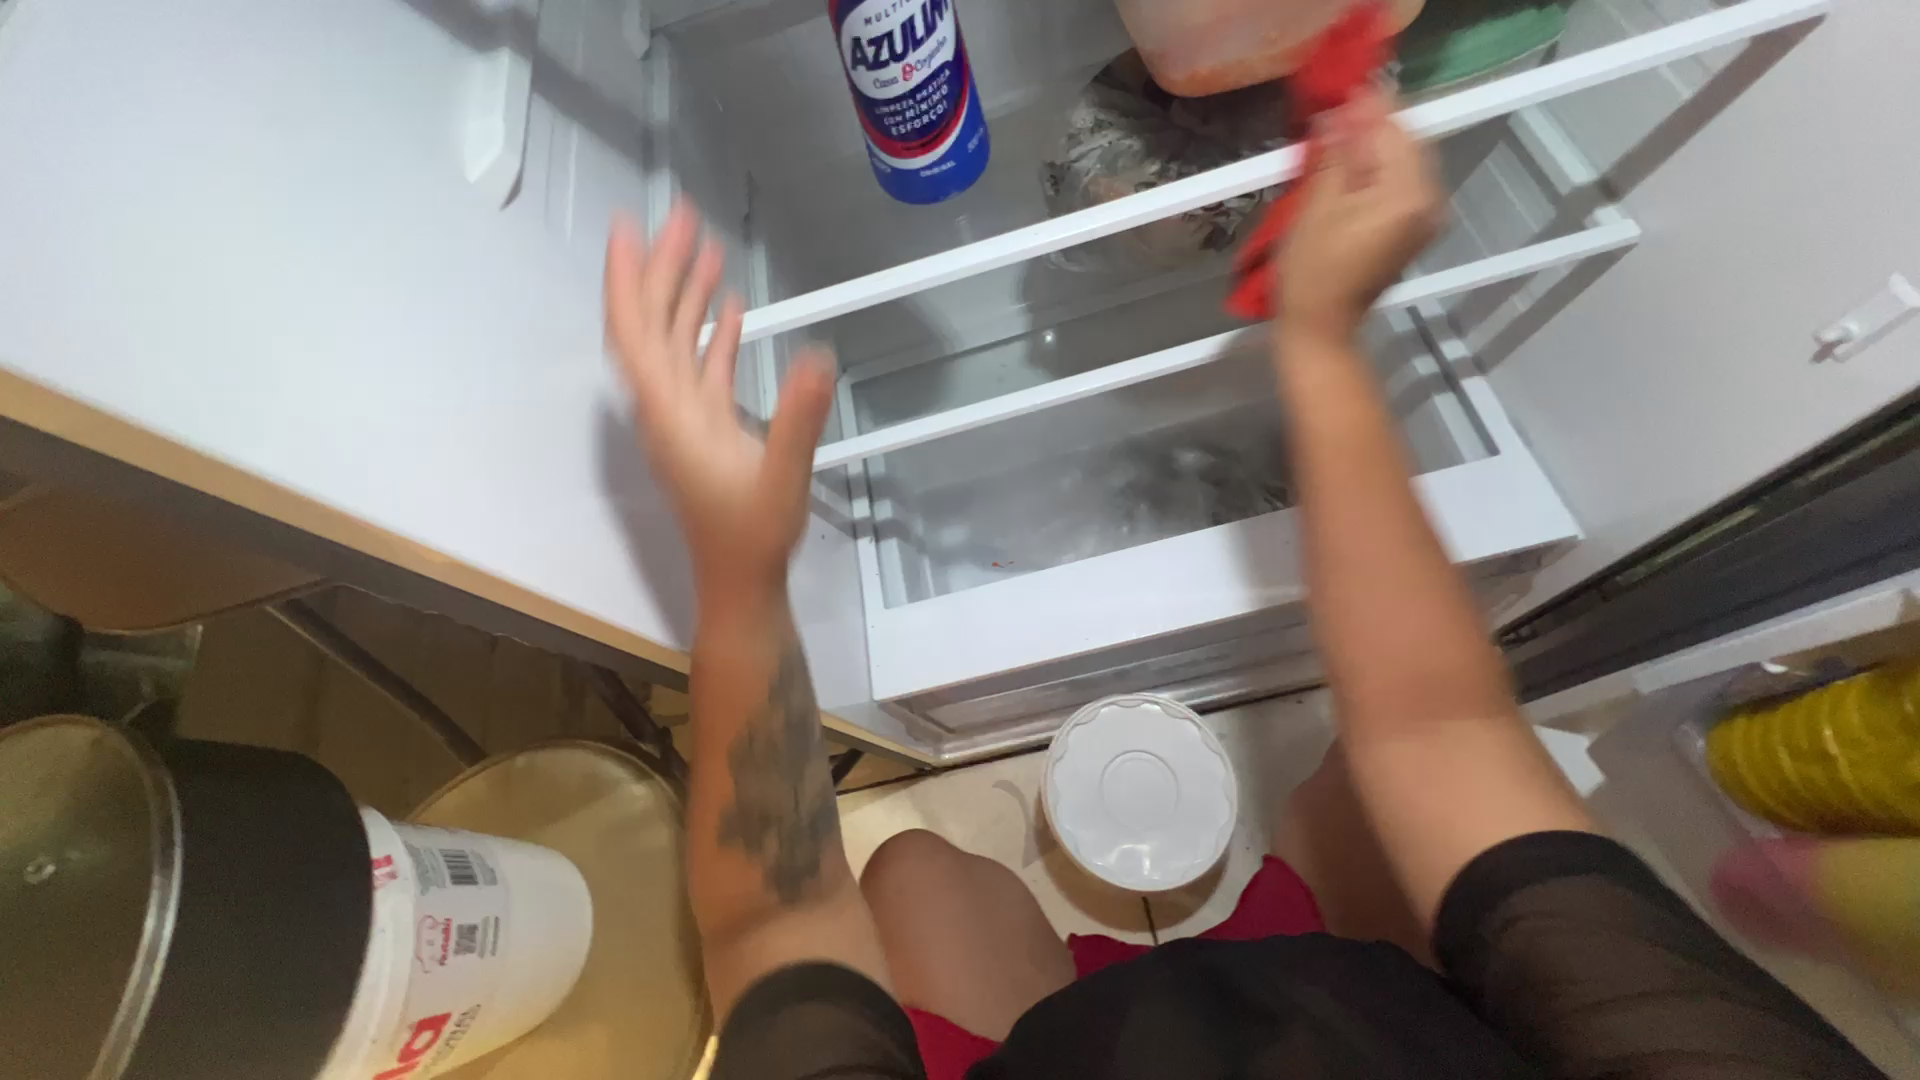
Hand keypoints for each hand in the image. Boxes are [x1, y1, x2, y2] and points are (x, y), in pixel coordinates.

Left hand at [604, 200, 835, 599]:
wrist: (742, 577)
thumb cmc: (754, 533)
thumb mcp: (782, 476)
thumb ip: (799, 418)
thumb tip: (820, 356)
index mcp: (672, 413)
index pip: (637, 333)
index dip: (630, 278)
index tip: (631, 227)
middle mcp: (669, 408)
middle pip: (655, 326)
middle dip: (665, 270)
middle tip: (686, 218)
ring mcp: (687, 418)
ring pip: (676, 343)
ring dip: (687, 296)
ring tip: (708, 249)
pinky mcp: (707, 429)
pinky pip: (701, 369)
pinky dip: (712, 335)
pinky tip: (732, 310)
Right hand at [1279, 89, 1443, 343]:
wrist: (1320, 328)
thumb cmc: (1310, 273)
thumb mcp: (1316, 207)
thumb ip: (1336, 154)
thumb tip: (1341, 114)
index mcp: (1407, 193)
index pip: (1393, 130)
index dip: (1366, 107)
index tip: (1342, 88)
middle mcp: (1429, 200)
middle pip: (1406, 143)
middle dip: (1373, 126)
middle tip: (1336, 116)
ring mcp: (1426, 217)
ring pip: (1405, 163)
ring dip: (1375, 149)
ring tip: (1338, 143)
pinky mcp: (1414, 230)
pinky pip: (1402, 186)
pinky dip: (1379, 173)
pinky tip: (1352, 173)